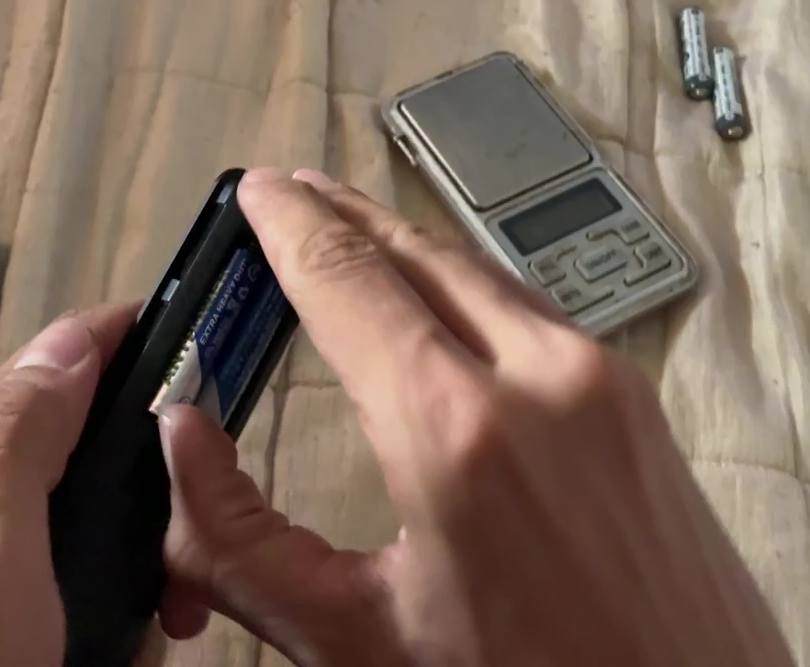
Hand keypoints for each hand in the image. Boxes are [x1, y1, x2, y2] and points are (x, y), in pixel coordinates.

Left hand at [0, 301, 167, 666]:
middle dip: (149, 444)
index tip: (203, 350)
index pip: (53, 356)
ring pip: (99, 493)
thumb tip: (74, 335)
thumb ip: (18, 441)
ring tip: (183, 580)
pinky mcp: (17, 603)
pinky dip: (134, 579)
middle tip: (206, 486)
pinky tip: (151, 615)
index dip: (126, 339)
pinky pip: (96, 559)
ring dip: (151, 524)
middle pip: (82, 421)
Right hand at [156, 168, 794, 666]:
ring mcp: (596, 369)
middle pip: (412, 249)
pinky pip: (520, 299)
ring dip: (397, 234)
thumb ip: (244, 539)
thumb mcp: (359, 642)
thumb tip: (182, 433)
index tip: (256, 190)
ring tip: (343, 220)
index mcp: (457, 432)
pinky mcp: (628, 385)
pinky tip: (428, 278)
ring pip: (470, 263)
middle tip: (287, 189)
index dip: (290, 225)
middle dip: (339, 210)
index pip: (348, 281)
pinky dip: (455, 271)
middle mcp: (537, 373)